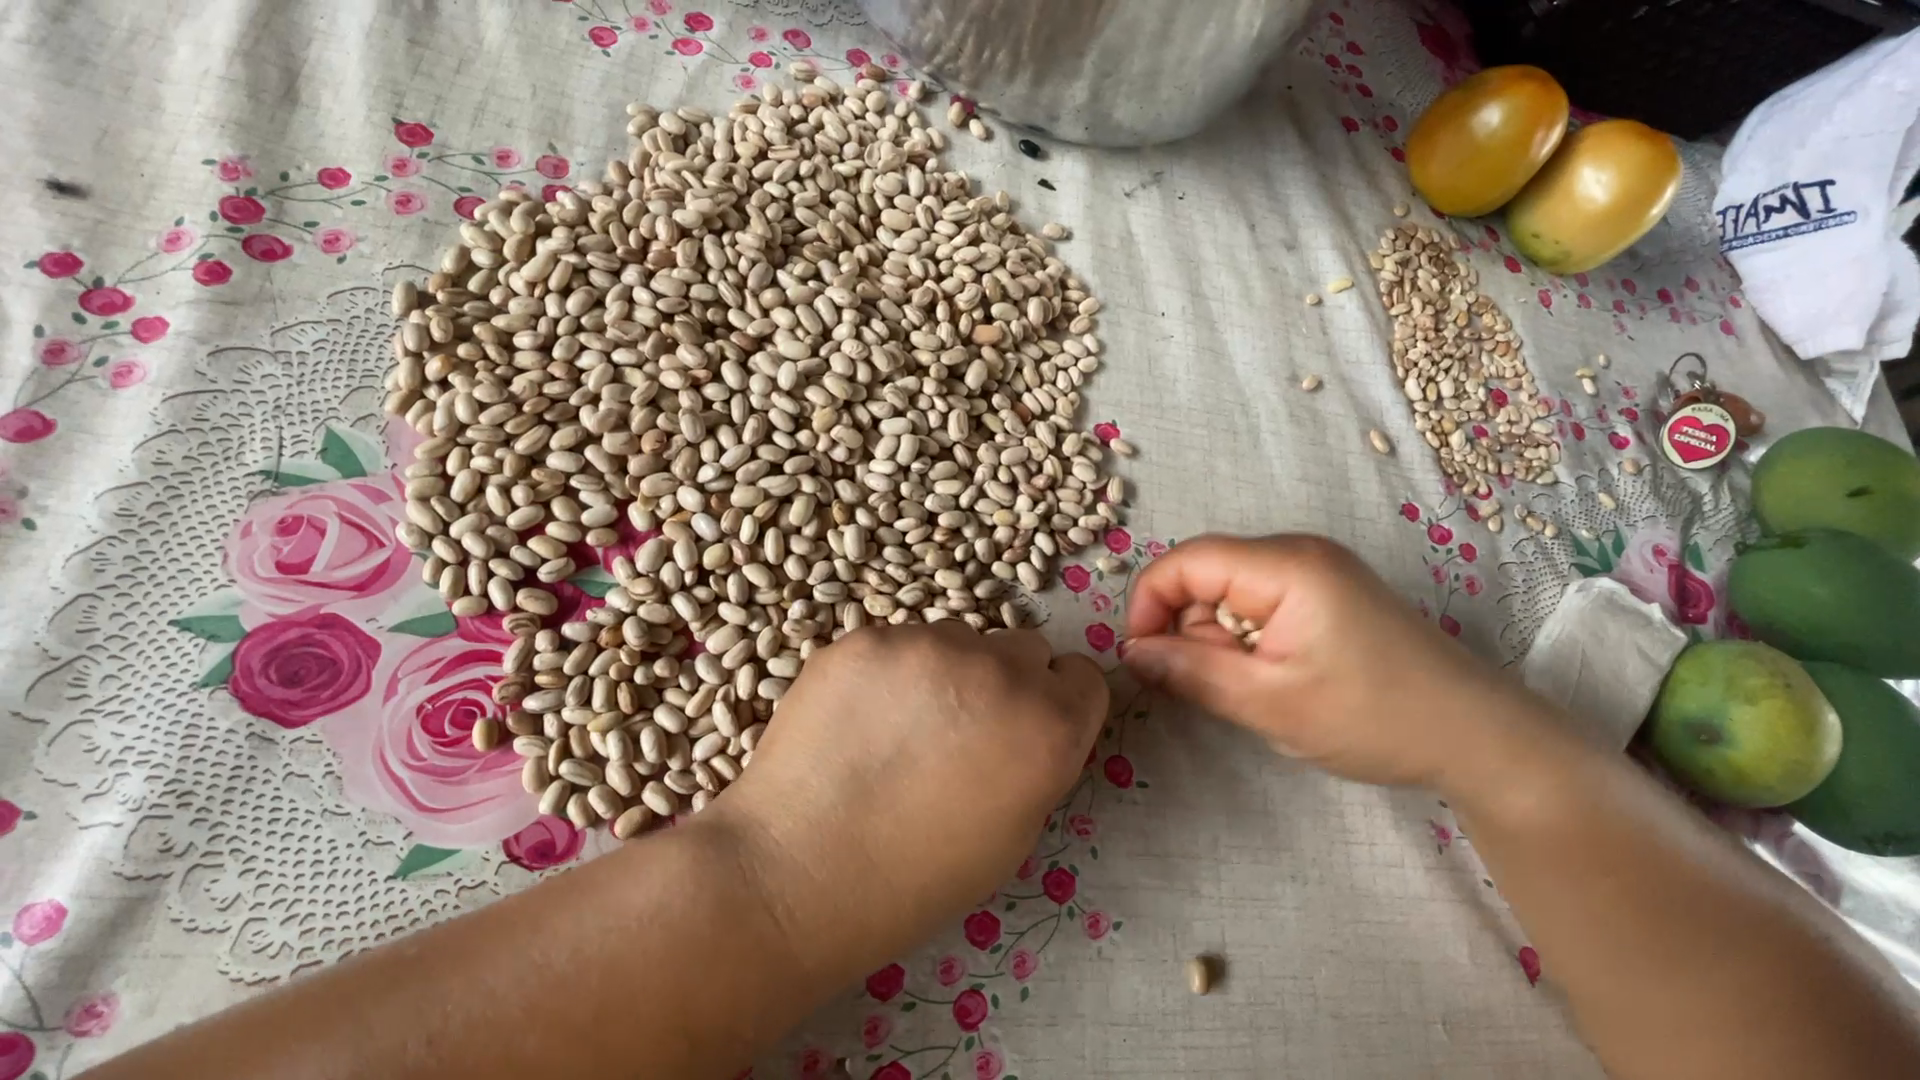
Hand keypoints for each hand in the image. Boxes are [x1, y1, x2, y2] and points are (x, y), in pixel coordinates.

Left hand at [712, 622, 1107, 977]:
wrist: (800, 873)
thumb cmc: (917, 878)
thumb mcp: (1014, 833)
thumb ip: (1039, 760)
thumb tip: (1030, 722)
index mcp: (1050, 725)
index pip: (1082, 677)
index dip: (1058, 703)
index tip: (1028, 725)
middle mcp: (999, 670)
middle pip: (1025, 649)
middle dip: (1007, 682)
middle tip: (962, 729)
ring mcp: (928, 644)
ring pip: (958, 639)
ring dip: (946, 671)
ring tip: (899, 728)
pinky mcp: (867, 637)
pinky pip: (899, 642)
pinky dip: (890, 671)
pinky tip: (859, 719)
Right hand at [1123, 534, 1539, 789]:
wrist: (1478, 737)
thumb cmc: (1374, 718)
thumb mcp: (1269, 704)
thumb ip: (1190, 673)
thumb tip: (1131, 652)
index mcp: (1286, 566)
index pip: (1185, 561)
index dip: (1148, 604)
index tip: (1142, 658)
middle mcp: (1297, 552)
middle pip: (1204, 577)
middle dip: (1190, 631)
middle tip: (1223, 687)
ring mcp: (1316, 571)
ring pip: (1227, 595)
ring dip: (1221, 642)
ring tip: (1260, 689)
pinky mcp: (1327, 593)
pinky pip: (1258, 605)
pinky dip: (1248, 642)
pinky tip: (1278, 678)